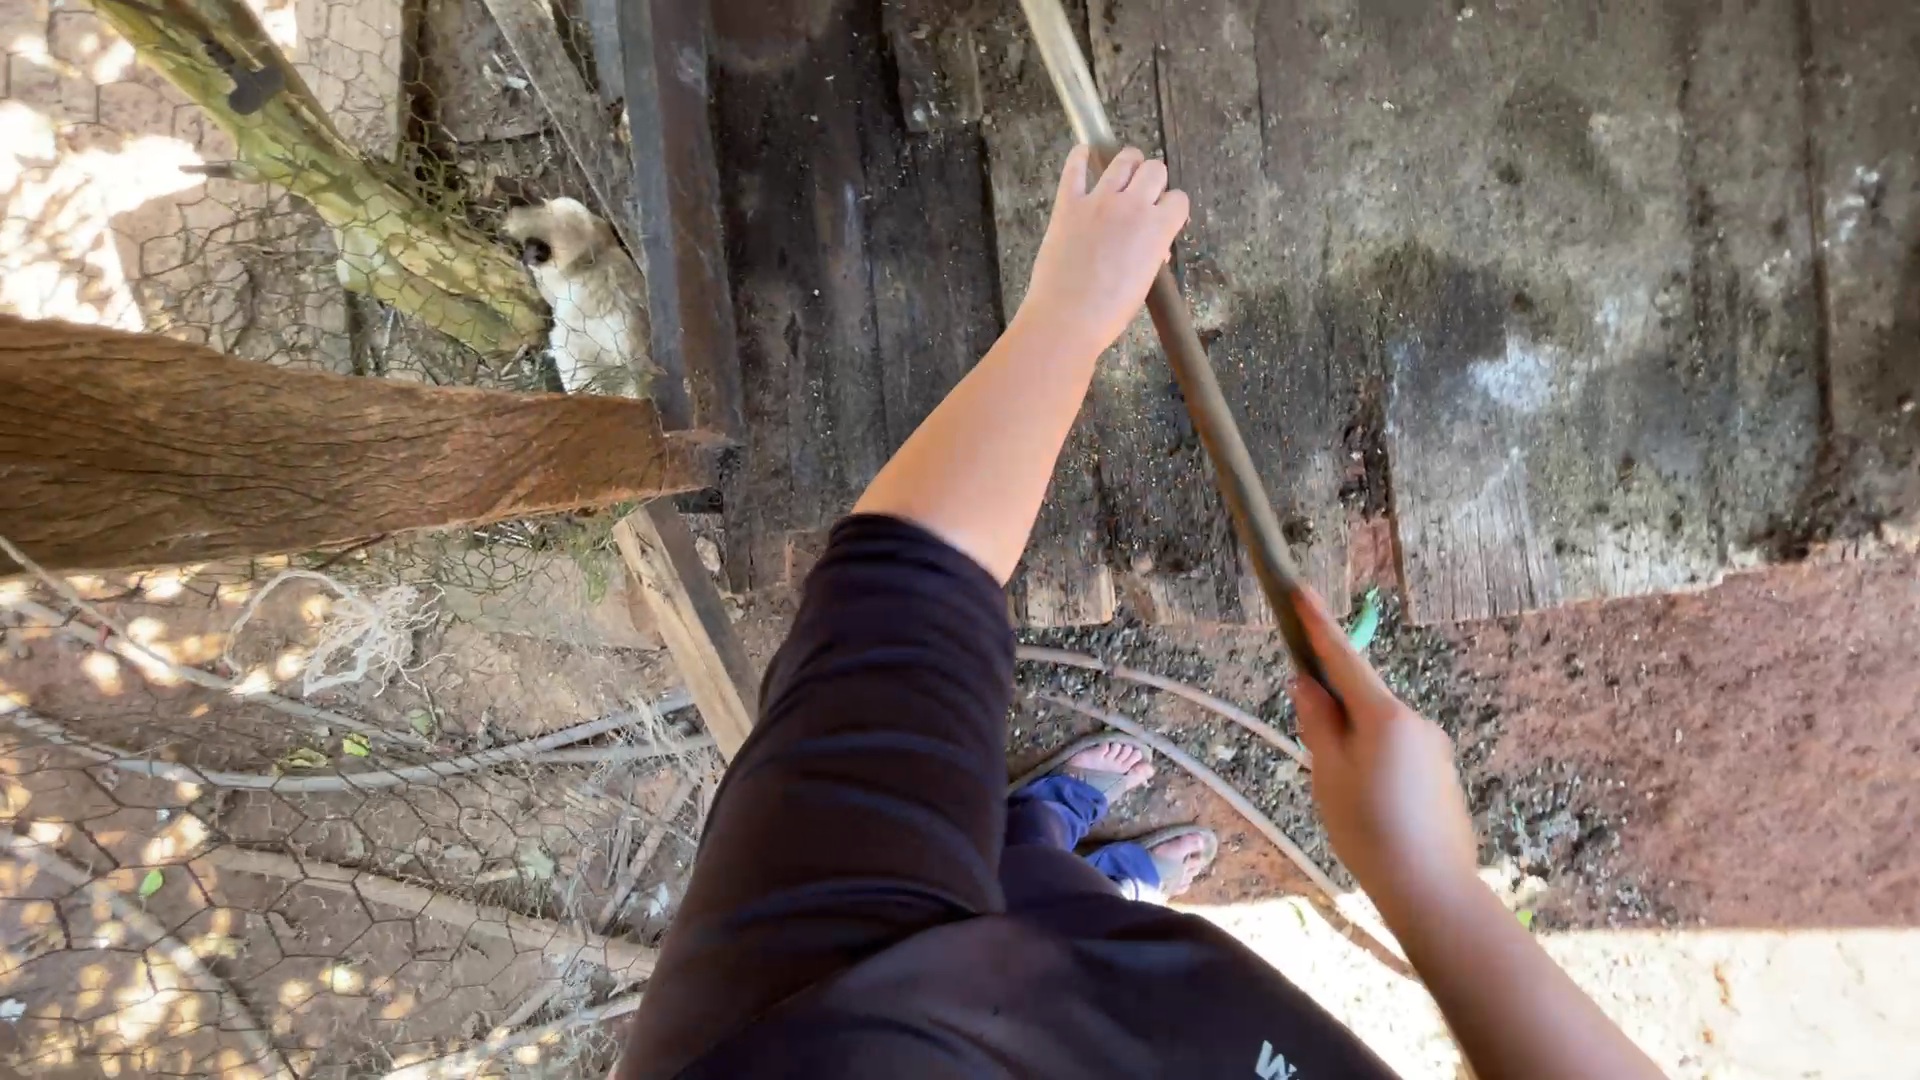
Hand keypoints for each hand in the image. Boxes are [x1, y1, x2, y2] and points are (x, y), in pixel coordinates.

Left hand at [1015, 144, 1189, 354]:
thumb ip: (1151, 256)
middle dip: (1152, 182)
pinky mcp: (1068, 205)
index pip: (1178, 199)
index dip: (1171, 208)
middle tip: (1142, 197)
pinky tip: (1083, 153)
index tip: (1163, 217)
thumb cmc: (1108, 312)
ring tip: (1123, 174)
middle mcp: (1132, 206)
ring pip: (1123, 160)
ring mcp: (1098, 201)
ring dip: (1127, 164)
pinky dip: (1080, 157)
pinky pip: (1075, 169)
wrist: (1066, 319)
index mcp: (1157, 228)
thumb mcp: (1143, 284)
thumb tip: (1154, 248)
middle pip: (1154, 170)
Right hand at [1286, 589, 1479, 921]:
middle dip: (1331, 702)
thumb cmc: (1368, 828)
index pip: (1344, 658)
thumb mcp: (1328, 772)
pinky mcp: (1439, 774)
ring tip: (1339, 789)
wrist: (1433, 891)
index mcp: (1384, 716)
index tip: (1302, 589)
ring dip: (1350, 736)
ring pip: (1376, 725)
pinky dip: (1370, 755)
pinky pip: (1394, 747)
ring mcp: (1433, 748)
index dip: (1320, 624)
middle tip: (1312, 743)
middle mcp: (1416, 722)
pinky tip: (1365, 800)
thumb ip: (1317, 721)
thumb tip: (1307, 682)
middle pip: (1361, 695)